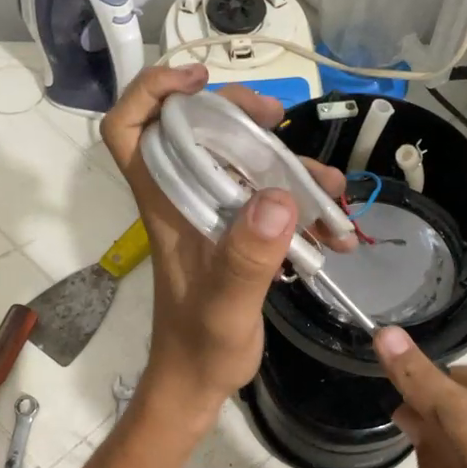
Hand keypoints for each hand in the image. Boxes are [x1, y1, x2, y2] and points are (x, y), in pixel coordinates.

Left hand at [100, 64, 350, 416]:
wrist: (198, 385)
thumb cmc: (200, 349)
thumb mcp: (226, 309)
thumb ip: (247, 260)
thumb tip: (277, 198)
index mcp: (166, 204)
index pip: (131, 130)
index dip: (153, 92)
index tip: (201, 82)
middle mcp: (184, 200)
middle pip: (197, 131)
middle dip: (239, 116)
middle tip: (279, 122)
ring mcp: (211, 217)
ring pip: (241, 164)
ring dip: (288, 166)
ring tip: (334, 195)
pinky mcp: (234, 236)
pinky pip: (265, 200)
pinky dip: (300, 205)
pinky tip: (335, 231)